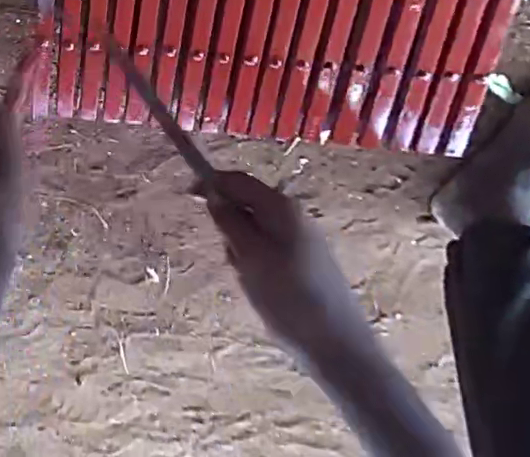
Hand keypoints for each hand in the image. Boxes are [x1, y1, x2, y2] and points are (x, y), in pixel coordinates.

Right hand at [205, 170, 374, 362]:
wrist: (341, 350)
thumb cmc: (288, 297)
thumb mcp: (248, 255)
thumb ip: (227, 220)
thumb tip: (213, 194)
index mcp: (280, 207)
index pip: (238, 179)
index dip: (211, 182)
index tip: (189, 195)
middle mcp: (294, 215)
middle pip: (247, 203)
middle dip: (229, 223)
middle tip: (230, 254)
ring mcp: (303, 239)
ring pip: (255, 229)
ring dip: (242, 247)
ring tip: (250, 278)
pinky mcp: (307, 263)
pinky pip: (269, 249)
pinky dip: (257, 261)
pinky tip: (264, 289)